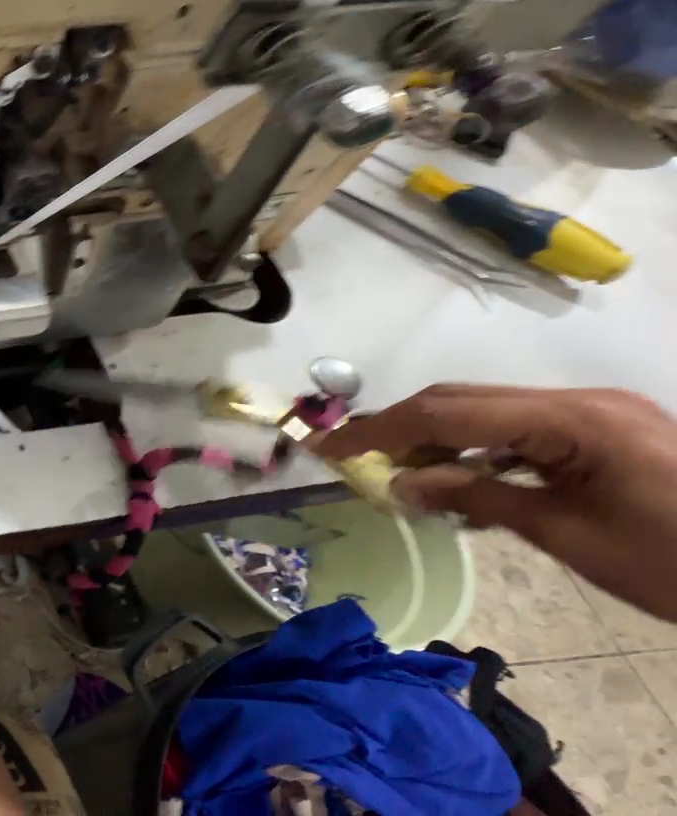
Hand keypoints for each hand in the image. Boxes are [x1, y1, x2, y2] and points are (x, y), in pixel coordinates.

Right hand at [316, 385, 676, 621]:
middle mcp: (582, 400)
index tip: (324, 446)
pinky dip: (478, 443)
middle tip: (351, 456)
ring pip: (488, 406)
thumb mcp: (569, 537)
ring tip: (399, 468)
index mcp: (573, 420)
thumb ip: (477, 498)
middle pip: (461, 398)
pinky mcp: (611, 426)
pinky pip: (522, 423)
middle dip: (399, 426)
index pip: (446, 413)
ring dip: (436, 433)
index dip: (377, 429)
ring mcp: (600, 410)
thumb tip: (400, 485)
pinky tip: (462, 471)